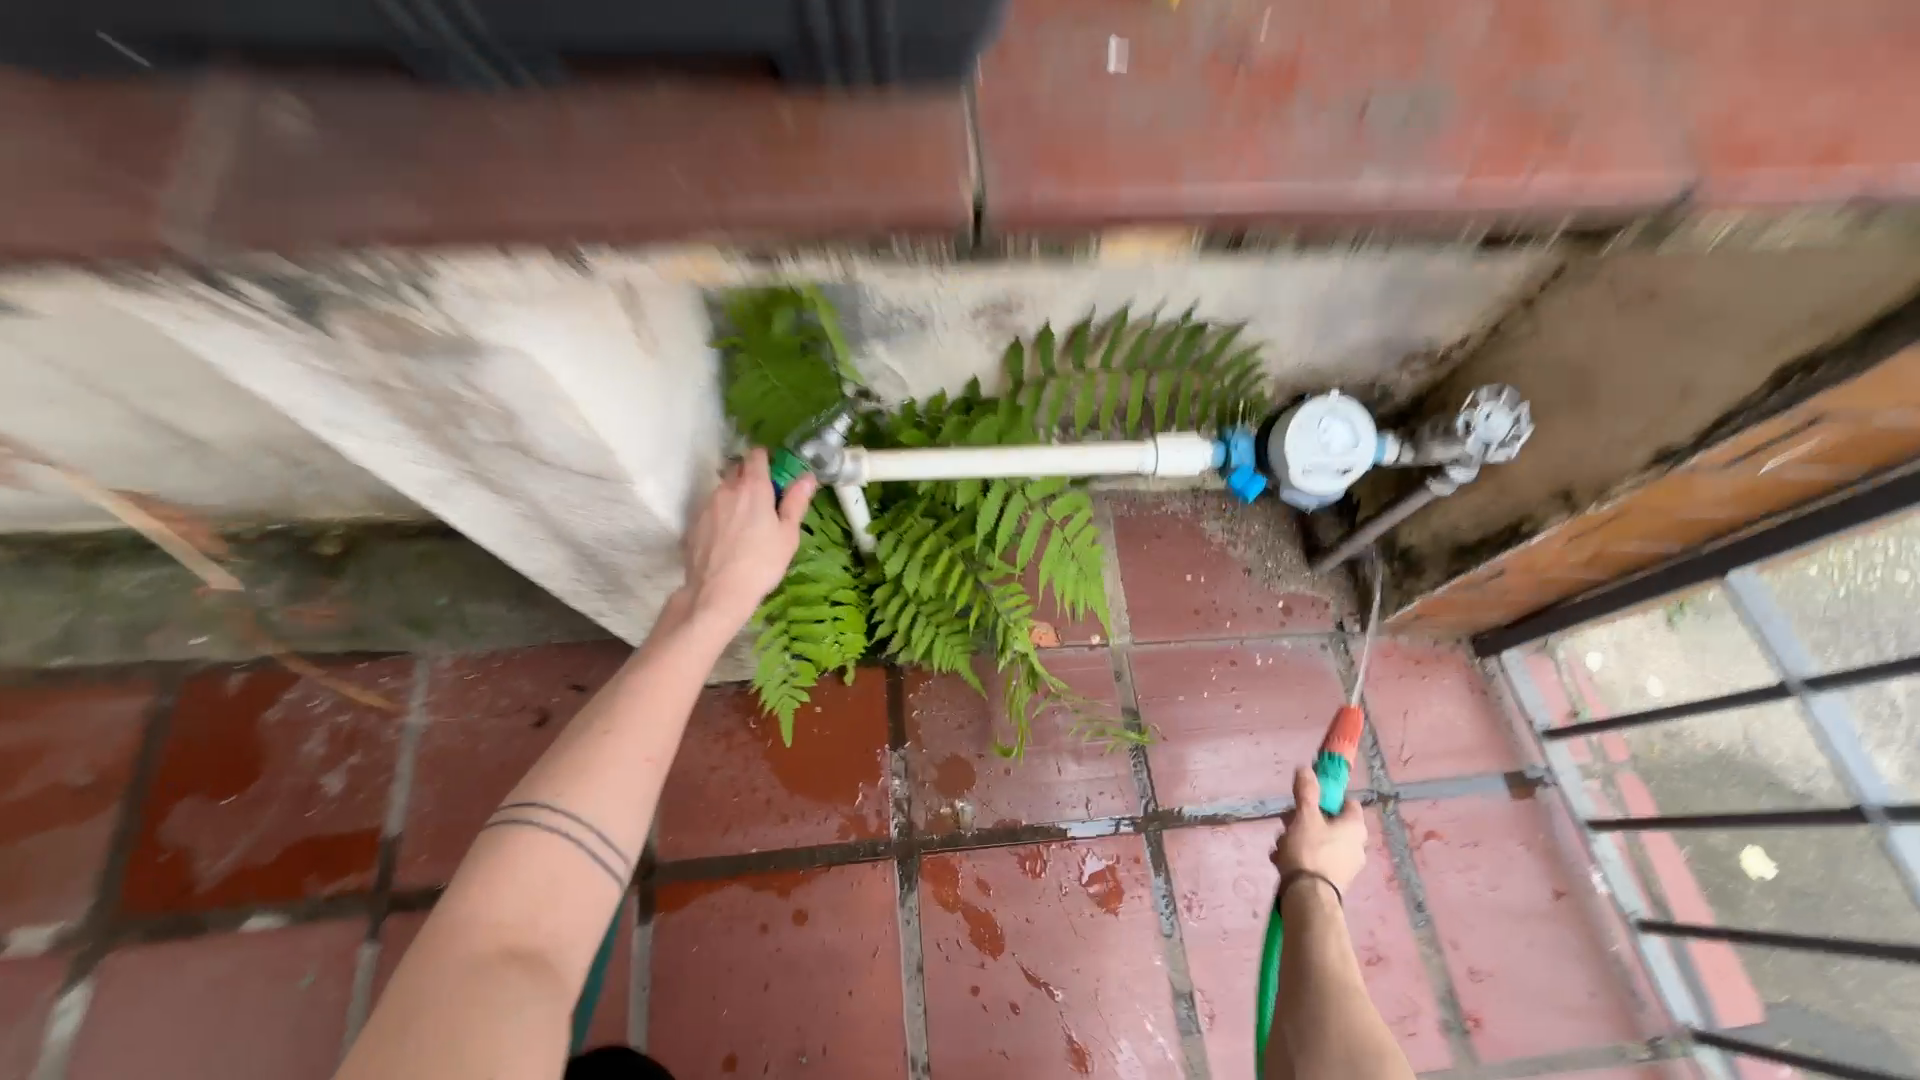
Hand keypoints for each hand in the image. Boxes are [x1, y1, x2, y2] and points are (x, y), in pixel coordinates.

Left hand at [681, 449, 817, 627]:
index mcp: (753, 487)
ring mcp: (706, 506)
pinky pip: (711, 510)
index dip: (766, 459)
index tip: (775, 473)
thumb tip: (807, 477)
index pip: (756, 455)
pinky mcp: (694, 524)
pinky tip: (729, 538)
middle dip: (750, 476)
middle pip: (737, 470)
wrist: (718, 593)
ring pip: (723, 491)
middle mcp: (726, 489)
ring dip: (735, 497)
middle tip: (765, 499)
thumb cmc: (762, 563)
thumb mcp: (788, 534)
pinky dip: (721, 515)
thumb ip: (796, 502)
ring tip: (746, 523)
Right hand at [1271, 767, 1366, 891]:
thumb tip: (1306, 769)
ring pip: (1321, 842)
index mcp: (1355, 827)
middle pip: (1331, 823)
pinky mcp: (1335, 881)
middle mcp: (1357, 846)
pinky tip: (1283, 860)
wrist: (1308, 896)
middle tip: (1288, 821)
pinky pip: (1317, 860)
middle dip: (1306, 820)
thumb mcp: (1304, 816)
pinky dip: (1302, 857)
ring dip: (1300, 839)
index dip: (1328, 797)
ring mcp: (1347, 866)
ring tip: (1281, 844)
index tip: (1308, 799)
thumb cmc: (1309, 850)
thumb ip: (1306, 791)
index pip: (1348, 803)